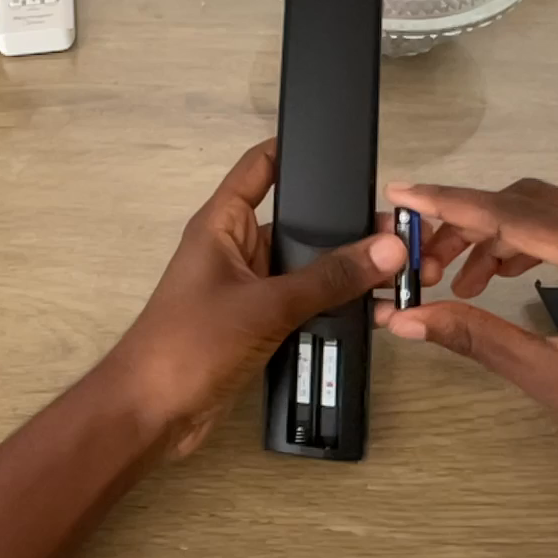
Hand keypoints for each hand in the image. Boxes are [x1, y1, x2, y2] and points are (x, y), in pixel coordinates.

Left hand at [108, 140, 406, 458]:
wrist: (153, 412)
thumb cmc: (193, 342)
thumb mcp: (265, 304)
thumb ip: (328, 278)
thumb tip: (390, 246)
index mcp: (223, 223)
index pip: (261, 165)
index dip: (298, 147)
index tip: (348, 145)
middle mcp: (236, 248)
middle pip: (295, 221)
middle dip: (344, 225)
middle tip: (405, 230)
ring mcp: (247, 288)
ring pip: (303, 266)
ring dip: (343, 271)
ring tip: (402, 270)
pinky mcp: (256, 324)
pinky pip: (301, 302)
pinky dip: (331, 305)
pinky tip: (373, 310)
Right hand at [378, 179, 557, 501]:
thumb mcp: (556, 382)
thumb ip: (477, 338)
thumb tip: (404, 319)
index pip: (520, 215)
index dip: (452, 204)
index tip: (402, 195)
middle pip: (532, 202)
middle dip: (467, 221)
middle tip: (422, 260)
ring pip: (550, 211)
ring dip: (494, 232)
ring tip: (455, 278)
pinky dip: (525, 243)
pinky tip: (498, 274)